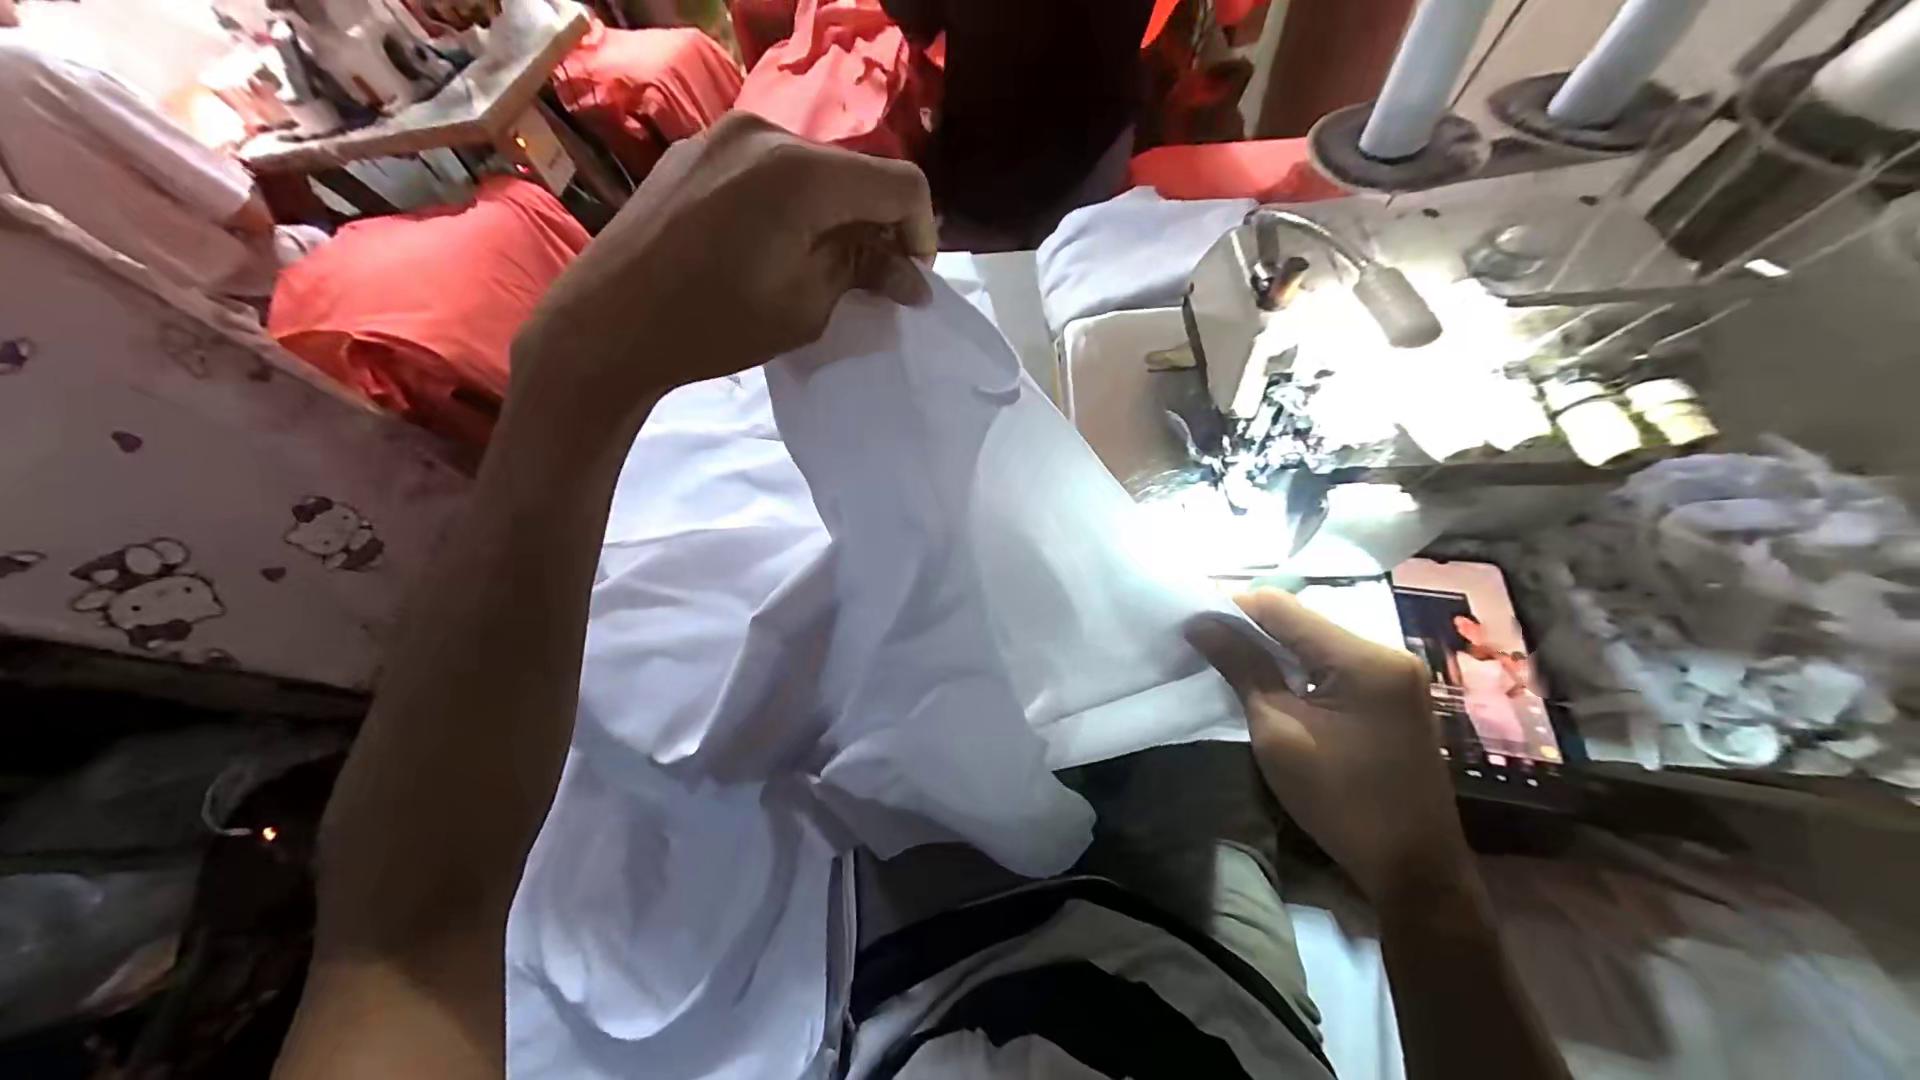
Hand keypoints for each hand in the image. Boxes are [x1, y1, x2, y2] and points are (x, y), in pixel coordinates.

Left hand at [510, 112, 936, 441]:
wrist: (605, 324)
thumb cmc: (713, 325)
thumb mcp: (804, 306)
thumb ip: (862, 271)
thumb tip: (909, 273)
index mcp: (802, 173)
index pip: (900, 182)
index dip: (922, 232)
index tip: (910, 278)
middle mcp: (766, 133)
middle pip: (856, 170)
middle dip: (878, 224)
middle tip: (875, 277)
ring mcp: (724, 135)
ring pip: (813, 168)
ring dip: (836, 214)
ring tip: (824, 265)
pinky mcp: (696, 150)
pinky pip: (769, 169)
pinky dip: (794, 204)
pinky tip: (778, 245)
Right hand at [1189, 589, 1470, 902]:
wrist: (1414, 868)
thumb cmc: (1341, 801)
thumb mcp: (1278, 731)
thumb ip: (1241, 668)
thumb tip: (1199, 624)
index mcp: (1363, 658)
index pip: (1281, 608)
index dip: (1231, 609)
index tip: (1191, 624)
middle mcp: (1385, 652)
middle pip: (1300, 620)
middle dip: (1249, 628)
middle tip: (1204, 644)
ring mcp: (1394, 673)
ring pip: (1314, 640)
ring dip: (1271, 648)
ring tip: (1228, 660)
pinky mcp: (1392, 694)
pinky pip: (1332, 663)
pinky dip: (1296, 667)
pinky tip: (1269, 681)